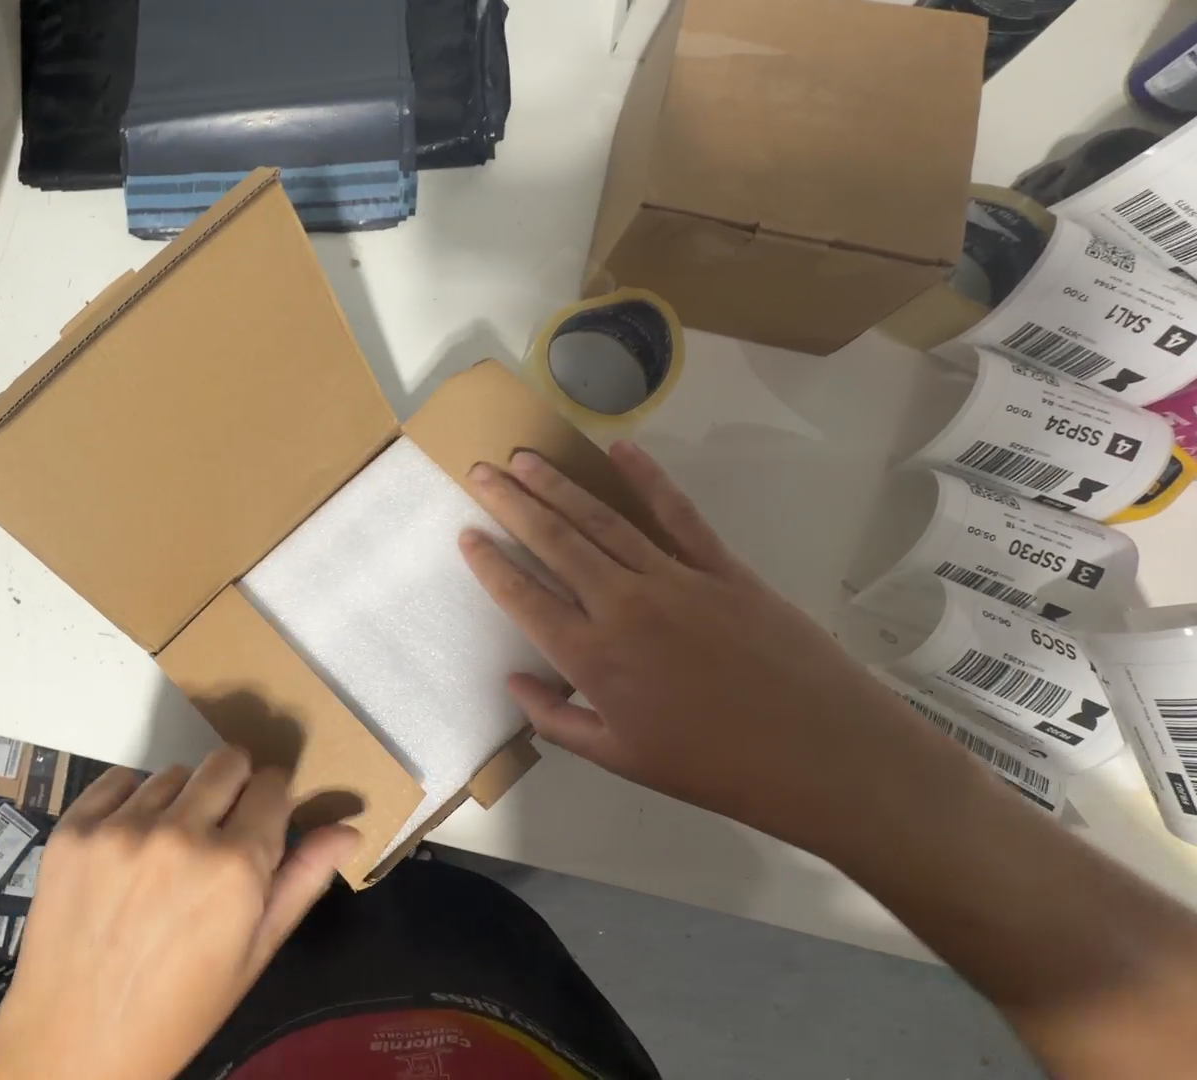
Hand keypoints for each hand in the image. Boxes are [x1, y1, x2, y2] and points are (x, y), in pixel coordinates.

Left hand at [0, 748, 359, 1079]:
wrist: (74, 1042)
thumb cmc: (179, 1008)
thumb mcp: (254, 955)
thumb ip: (302, 881)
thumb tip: (349, 829)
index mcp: (235, 867)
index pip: (272, 785)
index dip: (272, 801)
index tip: (262, 820)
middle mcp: (180, 833)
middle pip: (226, 762)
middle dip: (234, 786)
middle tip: (220, 827)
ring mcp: (121, 827)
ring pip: (173, 772)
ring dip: (181, 799)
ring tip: (167, 851)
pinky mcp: (74, 827)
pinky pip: (119, 780)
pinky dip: (131, 801)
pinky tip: (128, 845)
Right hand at [458, 443, 968, 855]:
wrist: (826, 758)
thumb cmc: (713, 767)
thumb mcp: (619, 759)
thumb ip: (555, 720)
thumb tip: (513, 682)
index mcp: (592, 658)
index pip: (523, 596)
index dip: (490, 562)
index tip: (466, 533)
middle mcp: (623, 606)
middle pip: (555, 541)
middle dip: (511, 502)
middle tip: (482, 471)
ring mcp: (675, 580)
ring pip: (603, 520)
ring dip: (559, 485)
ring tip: (526, 458)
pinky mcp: (723, 568)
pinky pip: (677, 516)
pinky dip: (648, 480)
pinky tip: (620, 451)